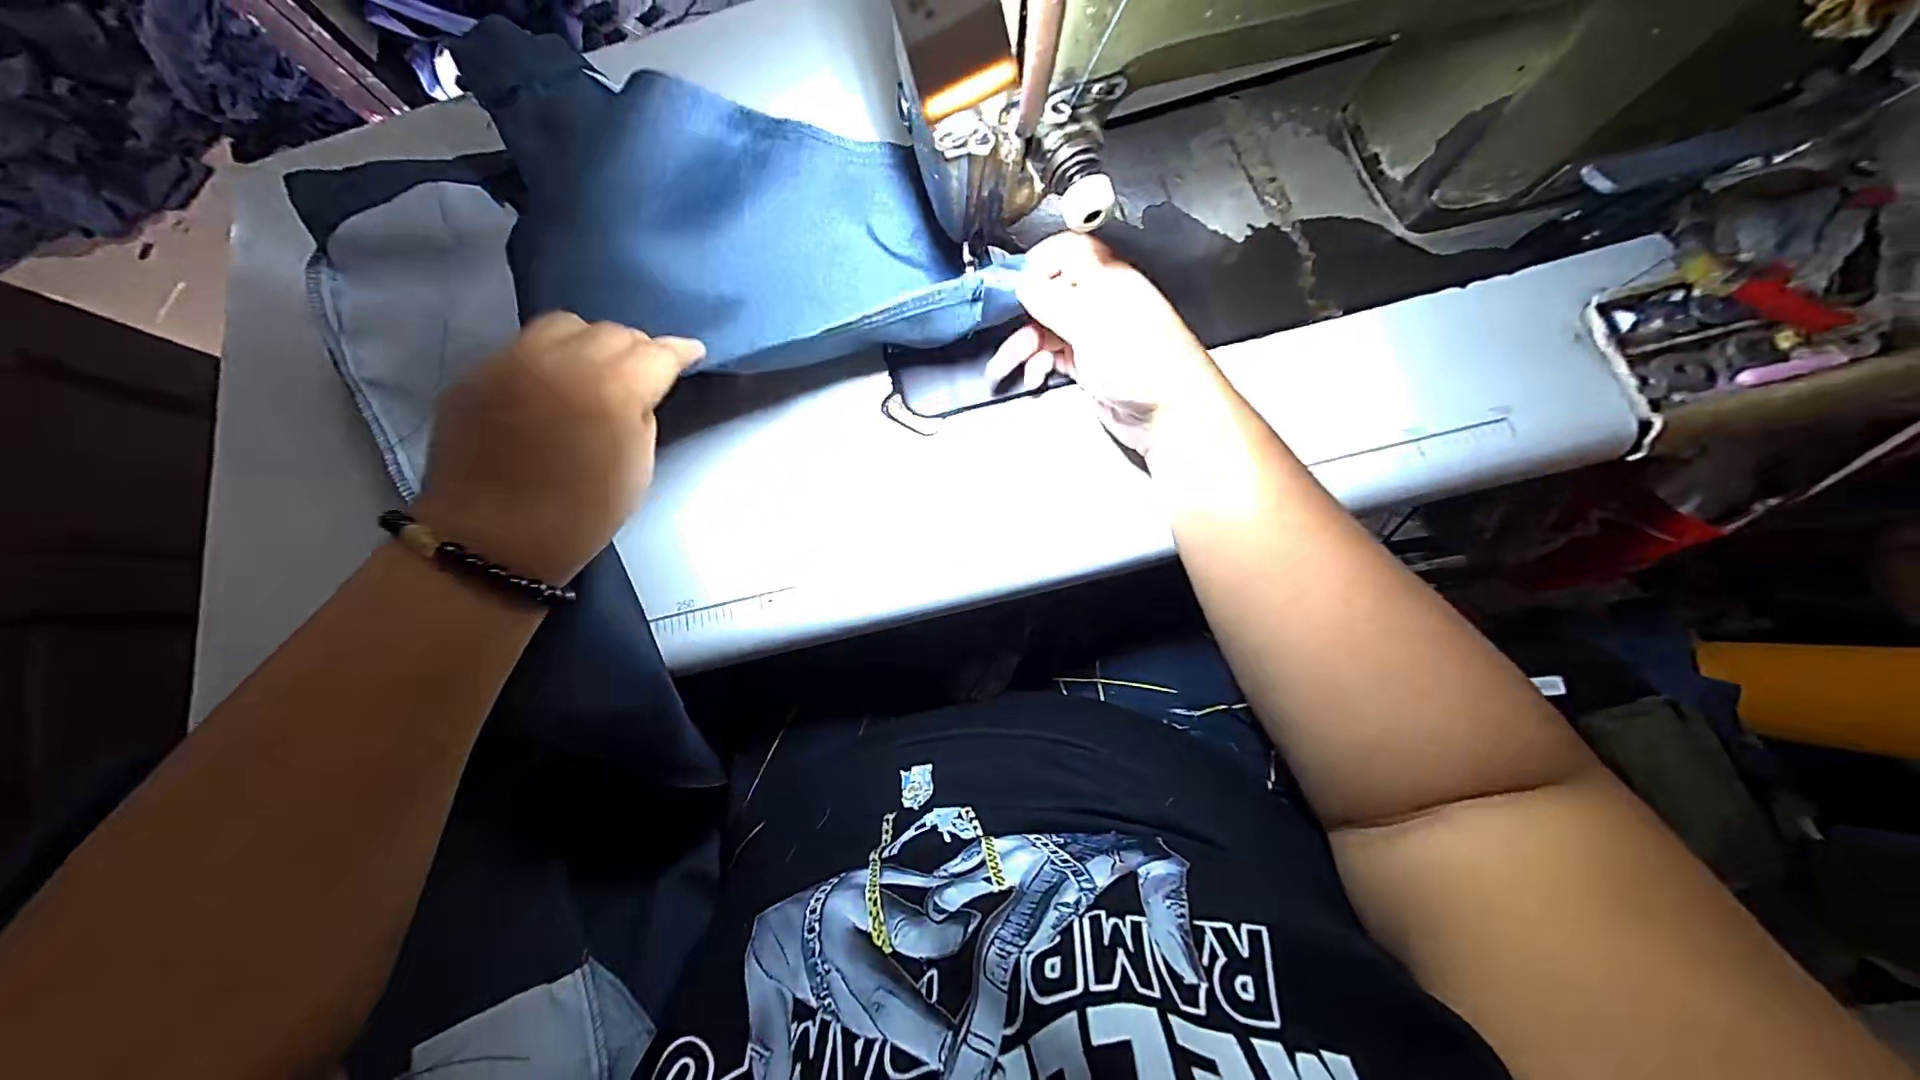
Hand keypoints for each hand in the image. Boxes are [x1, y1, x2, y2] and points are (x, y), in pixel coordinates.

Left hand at [412, 313, 704, 584]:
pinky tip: (552, 386)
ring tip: (595, 367)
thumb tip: (639, 392)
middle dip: (638, 349)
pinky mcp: (476, 372)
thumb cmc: (582, 515)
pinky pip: (524, 346)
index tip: (692, 353)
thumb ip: (643, 415)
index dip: (681, 351)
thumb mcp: (638, 467)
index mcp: (612, 390)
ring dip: (591, 341)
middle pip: (614, 332)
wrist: (494, 539)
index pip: (658, 352)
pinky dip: (550, 357)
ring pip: (566, 325)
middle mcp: (562, 361)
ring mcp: (512, 361)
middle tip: (644, 372)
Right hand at [986, 233, 1219, 457]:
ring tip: (1005, 365)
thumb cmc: (1148, 365)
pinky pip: (1054, 356)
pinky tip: (1036, 376)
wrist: (1169, 413)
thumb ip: (1051, 299)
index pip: (1065, 252)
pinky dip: (1039, 364)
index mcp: (1107, 279)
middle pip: (1048, 294)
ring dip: (1022, 347)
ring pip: (1046, 329)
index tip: (1011, 284)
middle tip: (1000, 328)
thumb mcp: (1090, 322)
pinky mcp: (1090, 363)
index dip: (1036, 265)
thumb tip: (1023, 283)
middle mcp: (1101, 302)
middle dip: (1020, 314)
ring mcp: (1095, 334)